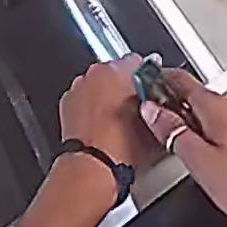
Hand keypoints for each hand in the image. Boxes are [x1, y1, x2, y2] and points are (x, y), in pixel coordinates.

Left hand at [58, 55, 157, 172]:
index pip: (137, 61)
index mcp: (119, 71)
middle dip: (122, 84)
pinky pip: (82, 96)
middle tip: (130, 107)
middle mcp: (97, 73)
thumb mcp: (151, 123)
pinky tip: (96, 123)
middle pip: (115, 70)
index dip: (144, 75)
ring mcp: (80, 85)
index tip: (146, 86)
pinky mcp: (67, 100)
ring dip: (104, 93)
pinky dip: (88, 104)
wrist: (92, 165)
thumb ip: (156, 103)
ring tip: (113, 118)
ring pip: (97, 83)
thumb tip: (159, 103)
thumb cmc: (120, 146)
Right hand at [138, 68, 226, 226]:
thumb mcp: (203, 164)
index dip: (161, 80)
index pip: (182, 81)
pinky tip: (209, 151)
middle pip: (198, 97)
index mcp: (217, 107)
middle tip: (153, 113)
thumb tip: (152, 109)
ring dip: (193, 119)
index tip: (144, 81)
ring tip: (177, 134)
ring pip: (214, 113)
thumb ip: (175, 134)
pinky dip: (212, 132)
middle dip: (175, 102)